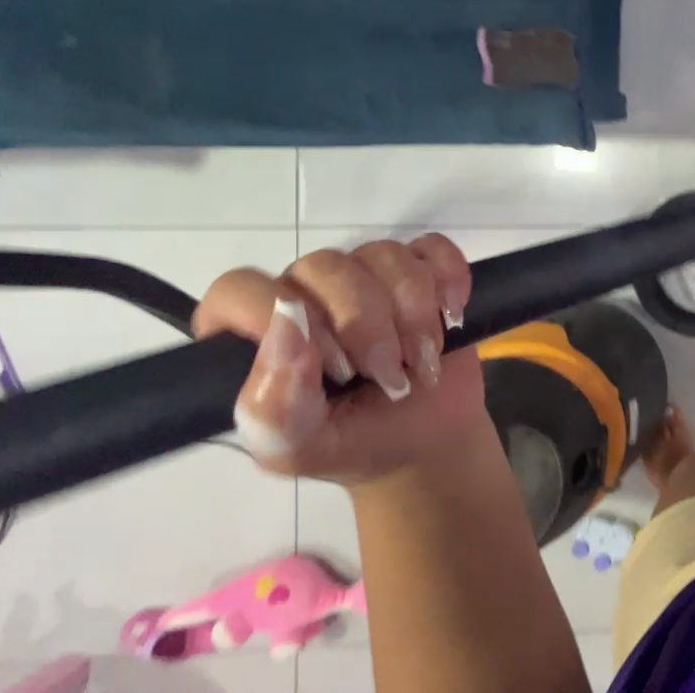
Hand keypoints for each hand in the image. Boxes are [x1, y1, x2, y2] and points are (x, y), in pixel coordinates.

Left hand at [195, 234, 485, 485]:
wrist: (429, 442)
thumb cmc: (354, 443)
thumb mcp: (296, 447)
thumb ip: (273, 402)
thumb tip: (289, 325)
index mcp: (255, 334)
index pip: (242, 290)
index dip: (288, 320)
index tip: (335, 370)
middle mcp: (307, 293)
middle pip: (326, 266)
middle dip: (368, 325)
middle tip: (389, 376)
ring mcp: (369, 276)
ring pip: (385, 255)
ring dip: (415, 313)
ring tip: (421, 361)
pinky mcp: (423, 271)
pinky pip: (433, 247)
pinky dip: (450, 279)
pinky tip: (452, 316)